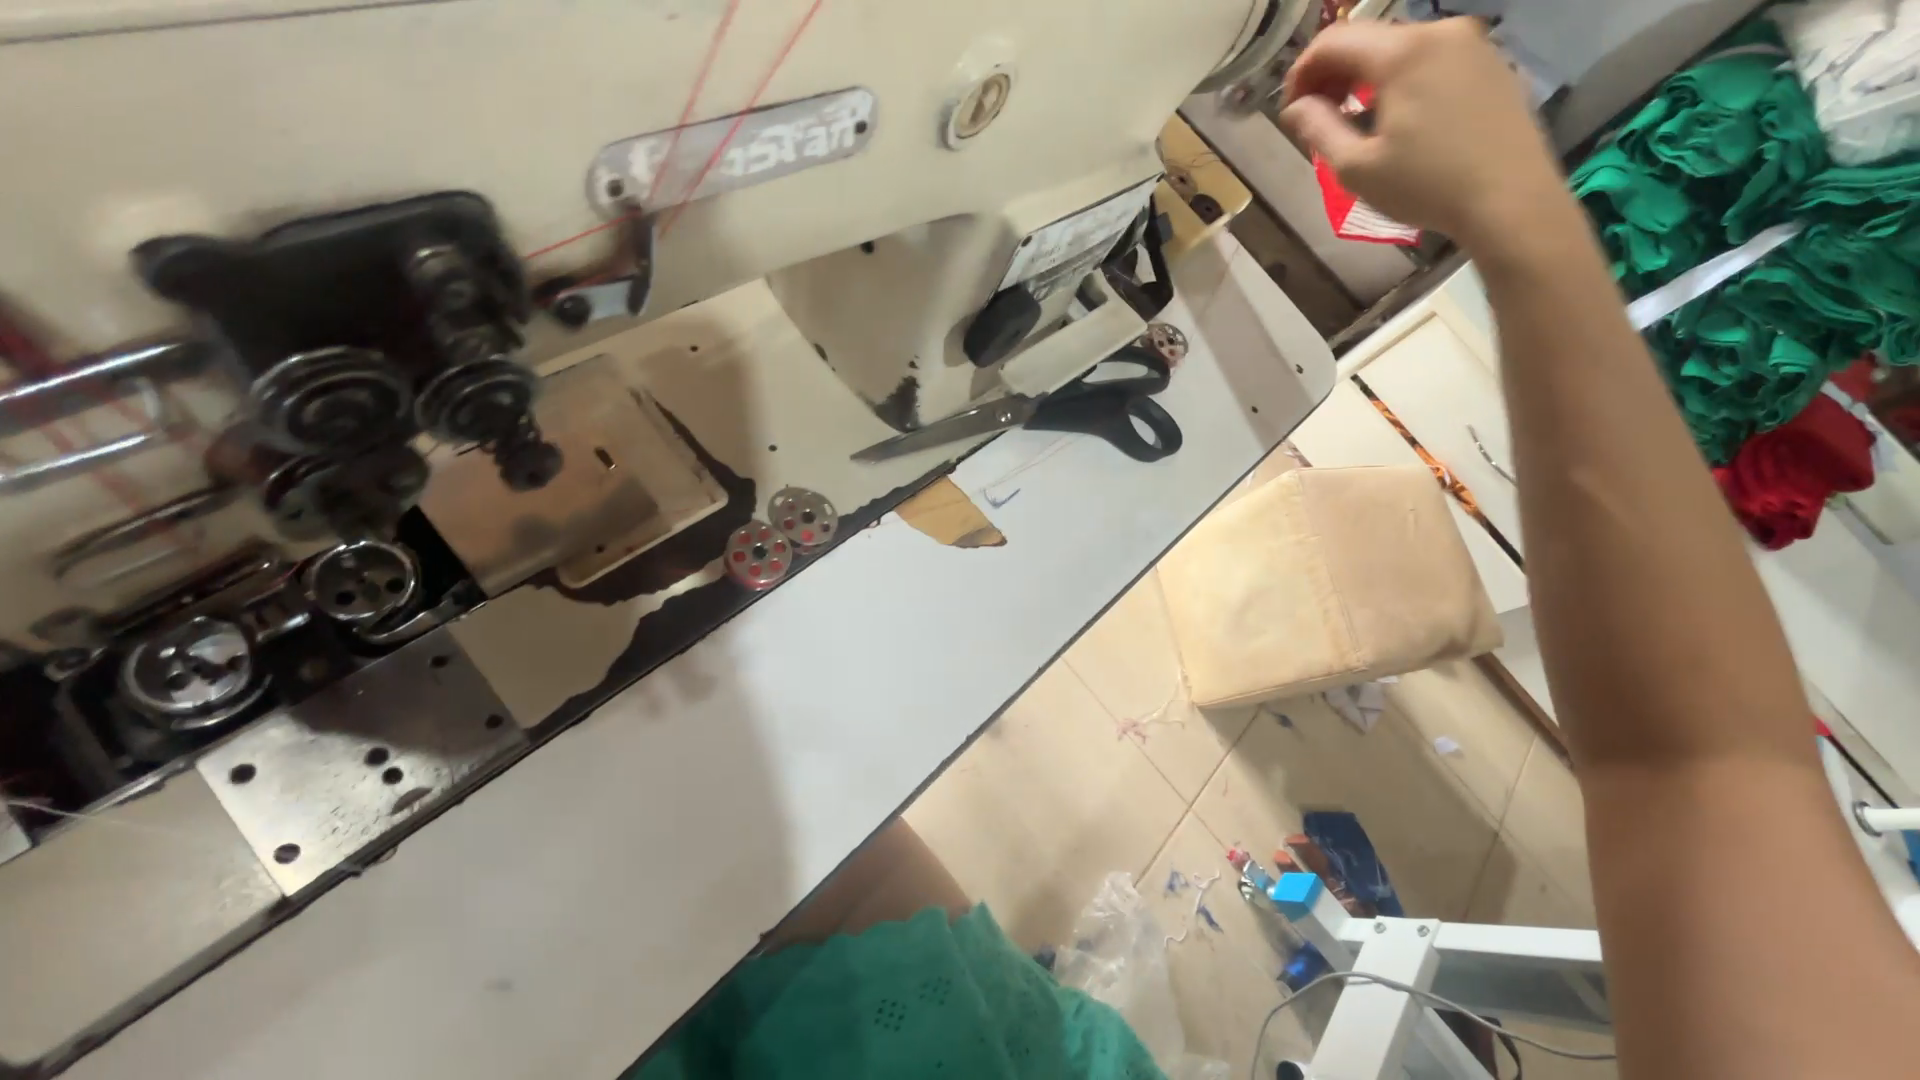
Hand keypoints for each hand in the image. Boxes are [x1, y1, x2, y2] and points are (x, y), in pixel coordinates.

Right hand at [1278, 18, 1567, 248]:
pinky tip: (1395, 117)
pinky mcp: (1490, 63)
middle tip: (1316, 116)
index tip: (1291, 110)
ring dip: (1365, 77)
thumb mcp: (1356, 167)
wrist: (1510, 199)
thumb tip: (1296, 108)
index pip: (1333, 41)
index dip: (1302, 72)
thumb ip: (1318, 129)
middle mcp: (1439, 32)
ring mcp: (1472, 44)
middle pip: (1368, 39)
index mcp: (1403, 52)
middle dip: (1333, 74)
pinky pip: (1430, 59)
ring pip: (1399, 49)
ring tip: (1353, 119)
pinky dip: (1401, 80)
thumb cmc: (1427, 186)